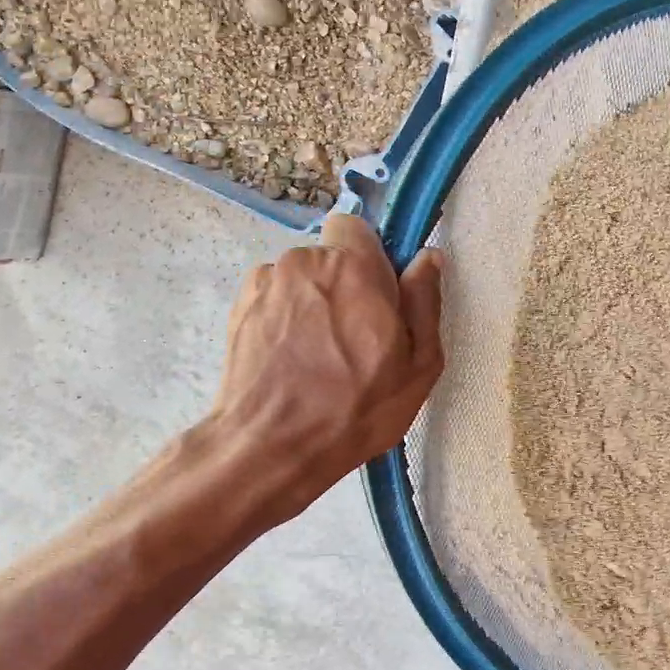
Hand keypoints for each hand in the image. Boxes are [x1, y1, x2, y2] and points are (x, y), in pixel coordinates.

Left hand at [206, 214, 444, 523]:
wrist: (274, 442)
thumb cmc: (360, 406)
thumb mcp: (420, 364)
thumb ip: (425, 303)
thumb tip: (429, 259)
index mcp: (354, 269)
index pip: (356, 227)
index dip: (373, 258)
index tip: (385, 297)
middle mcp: (303, 262)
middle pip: (331, 258)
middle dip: (349, 287)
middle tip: (364, 341)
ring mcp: (264, 283)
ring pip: (304, 281)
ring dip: (318, 306)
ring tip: (328, 358)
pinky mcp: (240, 308)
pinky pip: (278, 301)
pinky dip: (290, 323)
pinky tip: (300, 362)